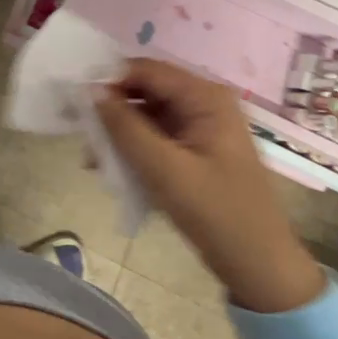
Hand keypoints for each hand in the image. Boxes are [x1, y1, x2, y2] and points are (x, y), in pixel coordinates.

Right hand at [95, 58, 325, 312]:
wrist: (261, 268)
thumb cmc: (217, 214)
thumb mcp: (164, 170)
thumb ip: (125, 127)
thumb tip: (90, 90)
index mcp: (206, 97)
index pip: (146, 70)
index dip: (109, 79)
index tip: (76, 102)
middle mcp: (206, 102)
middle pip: (146, 89)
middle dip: (112, 108)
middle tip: (81, 131)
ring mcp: (203, 126)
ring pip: (147, 114)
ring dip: (120, 132)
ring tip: (93, 158)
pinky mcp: (197, 149)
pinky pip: (157, 135)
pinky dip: (134, 147)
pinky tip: (113, 169)